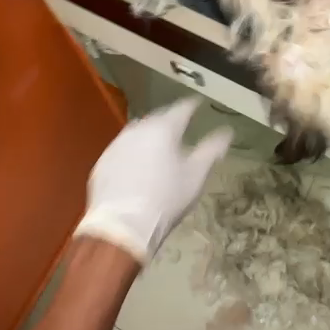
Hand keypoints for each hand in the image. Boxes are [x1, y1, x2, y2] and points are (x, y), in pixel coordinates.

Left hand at [74, 98, 230, 263]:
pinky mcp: (103, 163)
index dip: (191, 106)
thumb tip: (226, 132)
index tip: (197, 104)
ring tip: (157, 147)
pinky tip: (135, 168)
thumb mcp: (196, 175)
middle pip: (157, 119)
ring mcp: (118, 145)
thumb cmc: (166, 199)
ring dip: (148, 136)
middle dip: (168, 121)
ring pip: (137, 133)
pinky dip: (131, 153)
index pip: (181, 109)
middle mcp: (139, 129)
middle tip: (178, 128)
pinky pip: (122, 151)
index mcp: (164, 129)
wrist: (124, 226)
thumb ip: (211, 150)